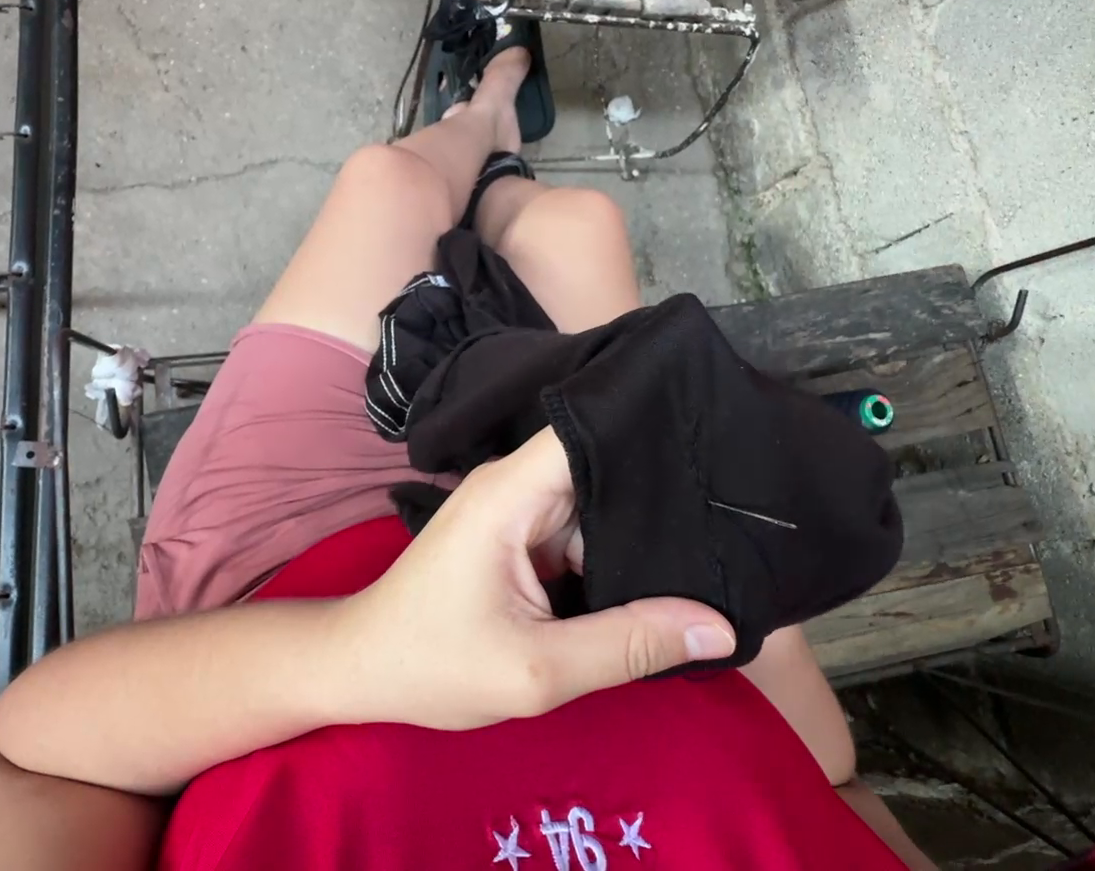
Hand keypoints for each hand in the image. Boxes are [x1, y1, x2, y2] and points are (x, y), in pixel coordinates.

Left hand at [331, 427, 735, 730]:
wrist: (362, 669)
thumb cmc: (433, 664)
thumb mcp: (538, 669)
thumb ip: (628, 644)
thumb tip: (718, 623)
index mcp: (509, 492)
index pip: (586, 427)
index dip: (644, 426)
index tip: (711, 440)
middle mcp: (511, 485)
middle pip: (598, 466)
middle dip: (655, 491)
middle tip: (732, 515)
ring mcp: (511, 510)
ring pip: (591, 504)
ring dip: (633, 530)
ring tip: (706, 550)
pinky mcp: (512, 536)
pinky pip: (574, 531)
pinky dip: (606, 553)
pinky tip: (652, 576)